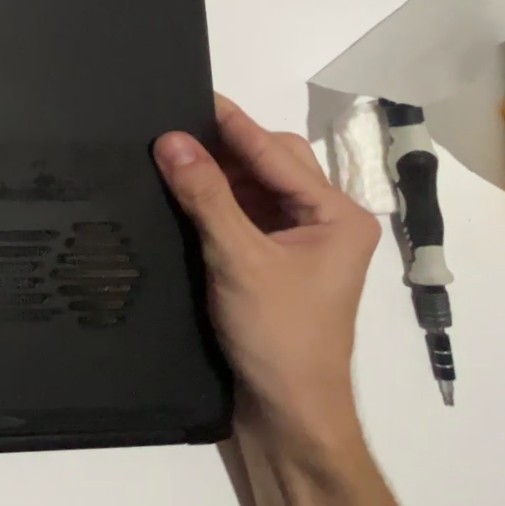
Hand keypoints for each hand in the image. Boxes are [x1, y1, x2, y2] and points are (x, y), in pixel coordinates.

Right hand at [154, 95, 379, 450]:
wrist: (286, 411)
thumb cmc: (277, 334)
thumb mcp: (238, 258)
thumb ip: (205, 196)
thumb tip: (170, 141)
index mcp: (337, 216)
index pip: (275, 153)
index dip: (230, 124)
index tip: (191, 94)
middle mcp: (323, 223)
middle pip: (270, 165)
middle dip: (223, 146)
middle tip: (169, 130)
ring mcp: (297, 245)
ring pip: (253, 191)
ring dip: (214, 176)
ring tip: (167, 157)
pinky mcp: (270, 265)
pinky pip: (241, 218)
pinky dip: (212, 204)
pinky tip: (179, 196)